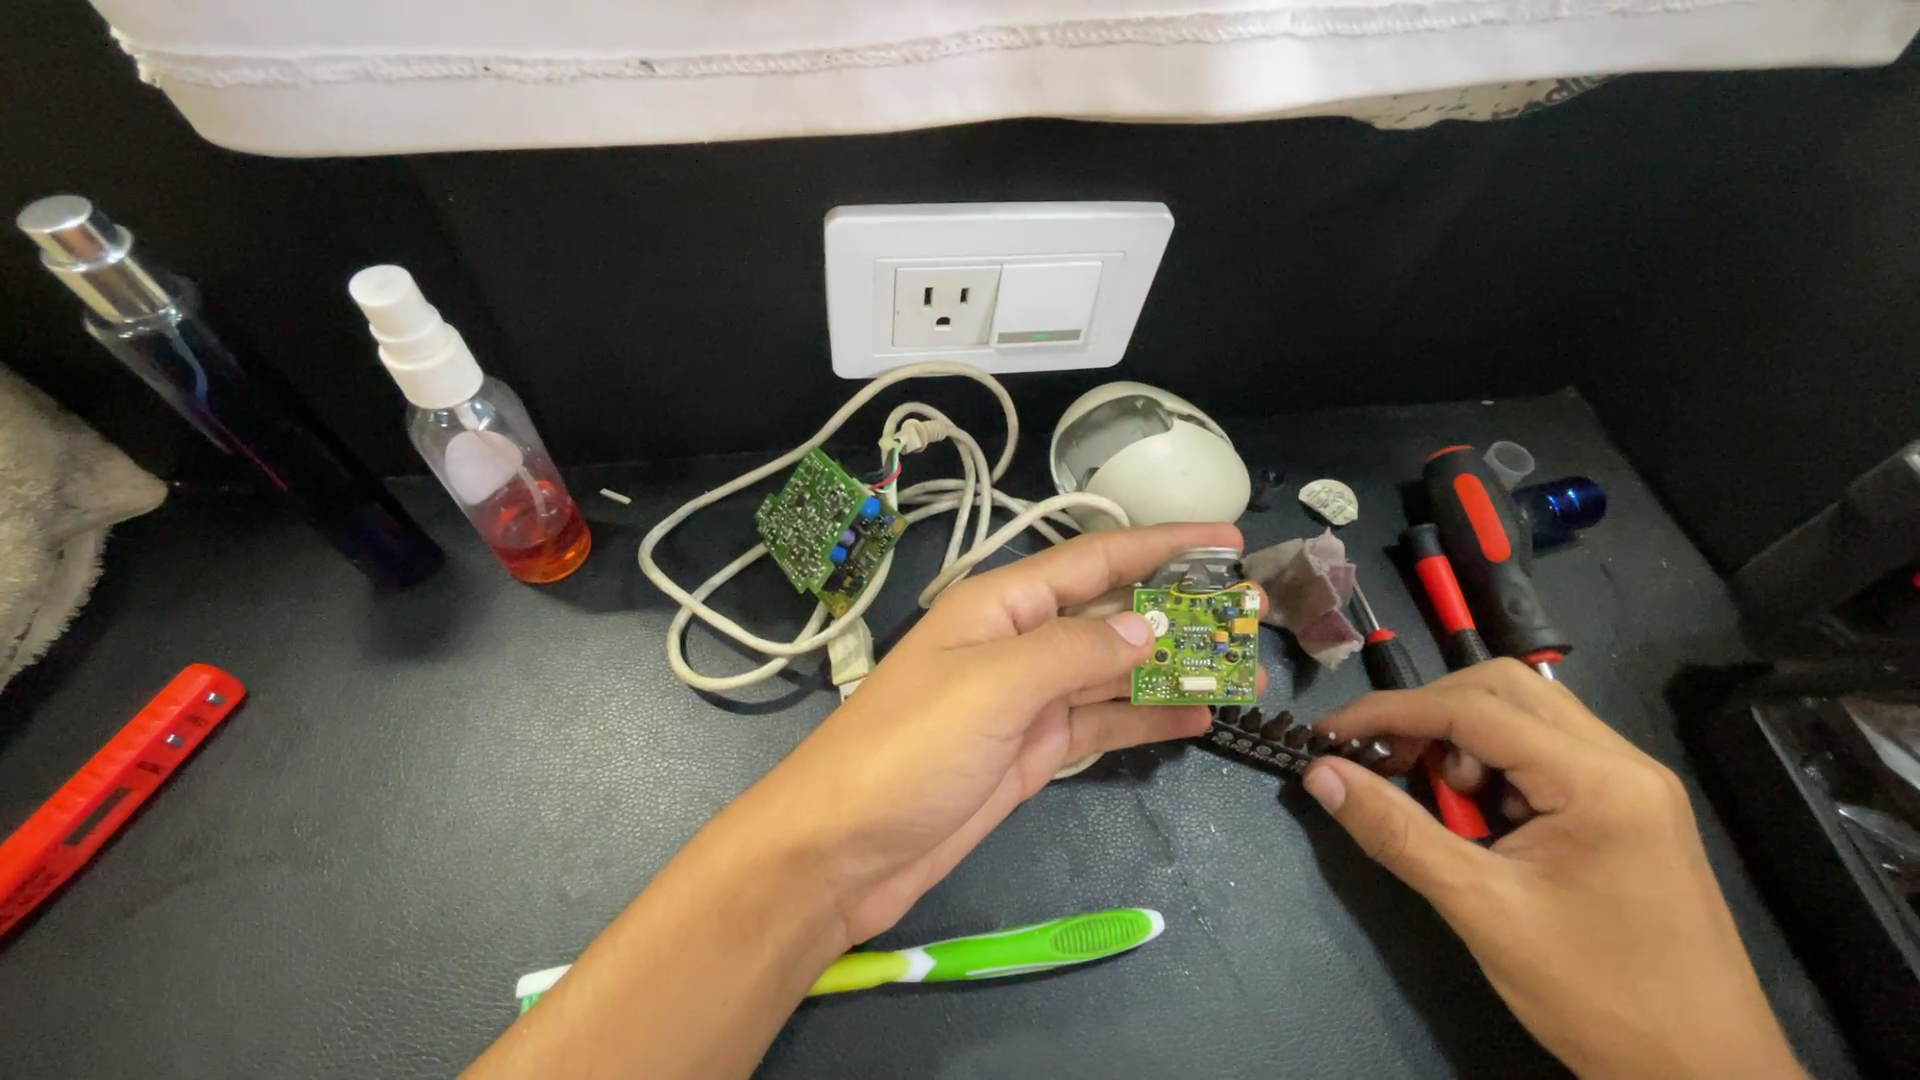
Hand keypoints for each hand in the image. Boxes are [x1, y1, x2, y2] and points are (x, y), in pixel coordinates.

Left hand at [744, 523, 1249, 946]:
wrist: (844, 848)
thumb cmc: (909, 748)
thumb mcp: (992, 686)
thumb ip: (1075, 651)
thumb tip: (1148, 627)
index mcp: (1000, 605)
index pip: (1094, 560)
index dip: (1162, 546)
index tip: (1228, 541)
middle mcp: (1016, 642)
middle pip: (1110, 614)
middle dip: (1180, 612)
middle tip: (1254, 616)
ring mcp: (1026, 700)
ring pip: (1114, 672)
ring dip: (1175, 670)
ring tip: (1246, 672)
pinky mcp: (1032, 751)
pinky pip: (1101, 724)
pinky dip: (1147, 719)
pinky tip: (1198, 717)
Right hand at [1302, 660, 1803, 1079]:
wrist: (1708, 1079)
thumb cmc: (1597, 996)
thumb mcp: (1481, 909)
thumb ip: (1396, 832)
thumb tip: (1319, 773)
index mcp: (1599, 781)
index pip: (1472, 709)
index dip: (1389, 712)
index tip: (1327, 733)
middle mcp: (1621, 762)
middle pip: (1502, 689)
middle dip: (1427, 711)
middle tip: (1382, 758)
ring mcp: (1628, 783)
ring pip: (1522, 713)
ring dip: (1458, 734)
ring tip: (1430, 791)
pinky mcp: (1623, 808)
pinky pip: (1540, 750)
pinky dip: (1489, 760)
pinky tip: (1475, 812)